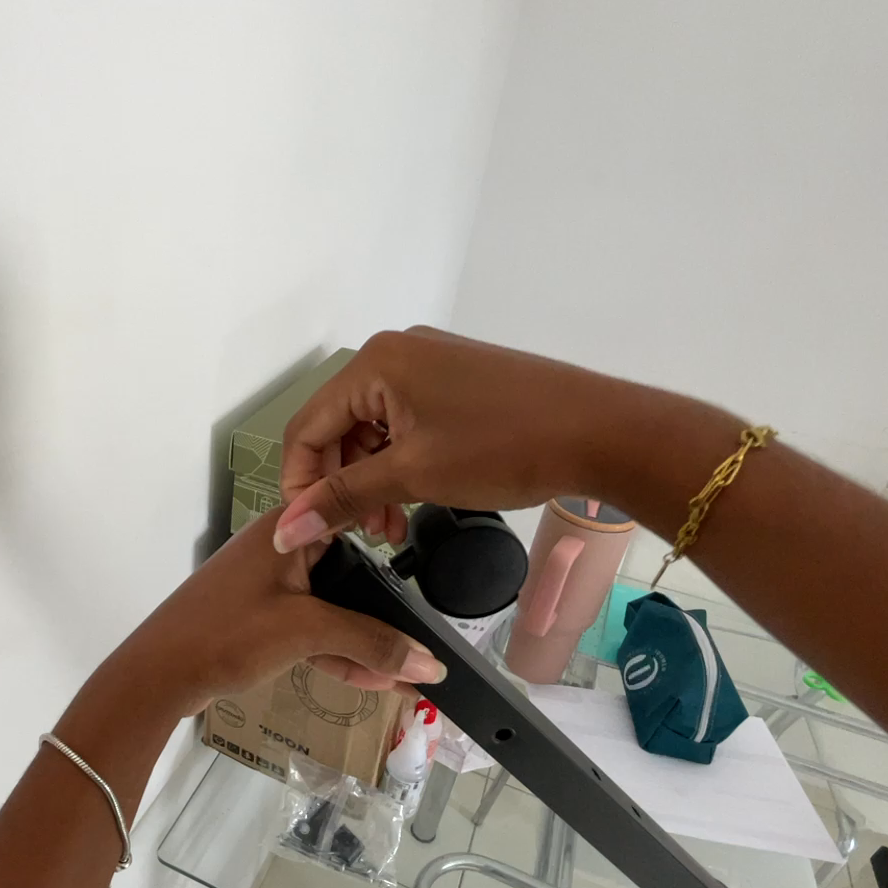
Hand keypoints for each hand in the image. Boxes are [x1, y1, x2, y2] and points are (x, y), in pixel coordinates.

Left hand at [109, 507, 445, 716]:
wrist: (156, 675)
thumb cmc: (227, 634)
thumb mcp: (305, 630)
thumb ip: (370, 643)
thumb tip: (431, 664)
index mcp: (286, 530)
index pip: (355, 526)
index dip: (394, 558)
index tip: (429, 592)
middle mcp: (278, 551)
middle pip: (347, 578)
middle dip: (383, 618)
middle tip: (424, 650)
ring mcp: (266, 588)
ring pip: (329, 612)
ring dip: (363, 645)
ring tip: (410, 679)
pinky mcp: (258, 621)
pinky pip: (309, 632)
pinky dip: (336, 654)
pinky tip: (374, 682)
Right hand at [272, 327, 667, 551]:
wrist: (602, 431)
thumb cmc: (503, 448)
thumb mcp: (412, 475)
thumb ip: (342, 499)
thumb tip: (284, 530)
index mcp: (375, 363)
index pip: (307, 427)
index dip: (299, 483)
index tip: (305, 530)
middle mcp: (394, 353)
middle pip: (338, 428)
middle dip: (341, 485)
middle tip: (358, 533)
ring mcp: (428, 364)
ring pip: (373, 431)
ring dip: (371, 482)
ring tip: (387, 529)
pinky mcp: (453, 381)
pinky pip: (404, 424)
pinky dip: (400, 465)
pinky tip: (410, 502)